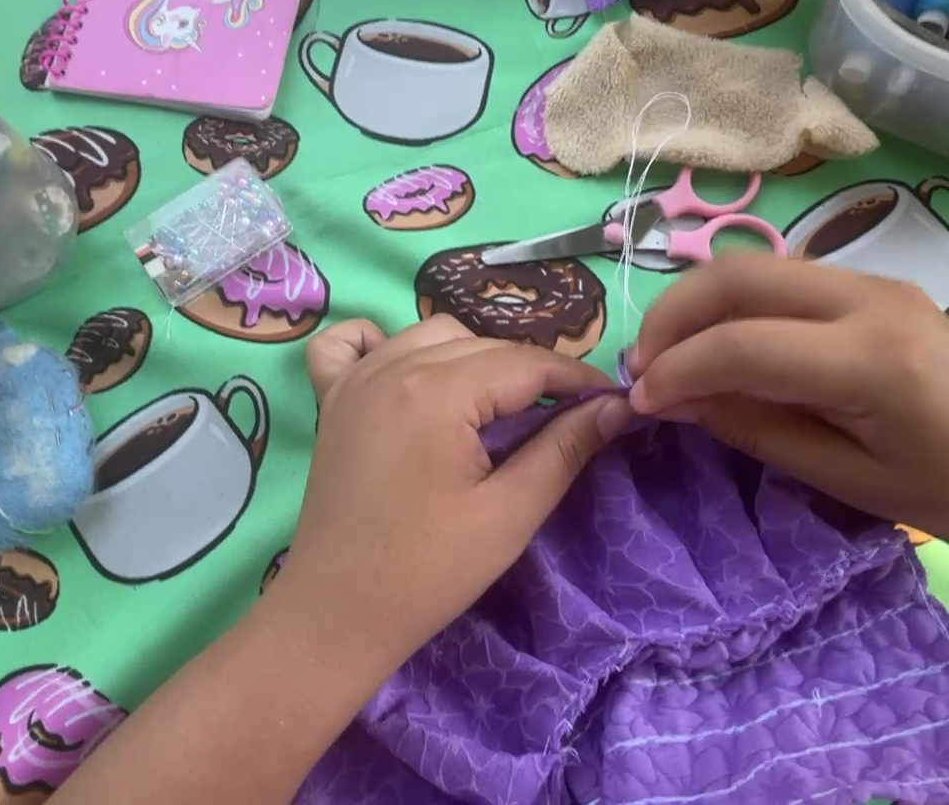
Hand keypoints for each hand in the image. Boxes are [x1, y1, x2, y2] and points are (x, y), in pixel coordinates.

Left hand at [267, 316, 628, 672]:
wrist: (336, 613)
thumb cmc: (428, 572)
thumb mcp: (509, 514)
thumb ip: (564, 449)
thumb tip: (616, 407)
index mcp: (438, 391)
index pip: (526, 362)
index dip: (576, 377)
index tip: (610, 399)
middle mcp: (394, 366)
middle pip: (483, 344)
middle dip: (532, 372)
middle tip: (564, 413)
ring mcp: (354, 377)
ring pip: (431, 334)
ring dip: (472, 355)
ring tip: (496, 403)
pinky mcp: (332, 397)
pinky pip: (350, 343)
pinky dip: (380, 340)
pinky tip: (404, 367)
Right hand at [626, 256, 948, 557]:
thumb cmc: (945, 492)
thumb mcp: (838, 478)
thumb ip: (748, 427)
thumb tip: (670, 397)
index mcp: (875, 362)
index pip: (743, 345)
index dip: (676, 369)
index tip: (639, 401)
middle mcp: (869, 299)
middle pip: (734, 278)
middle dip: (670, 317)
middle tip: (641, 366)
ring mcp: (869, 278)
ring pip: (747, 265)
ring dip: (692, 304)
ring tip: (666, 354)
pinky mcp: (863, 278)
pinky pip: (772, 276)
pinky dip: (726, 304)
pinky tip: (712, 341)